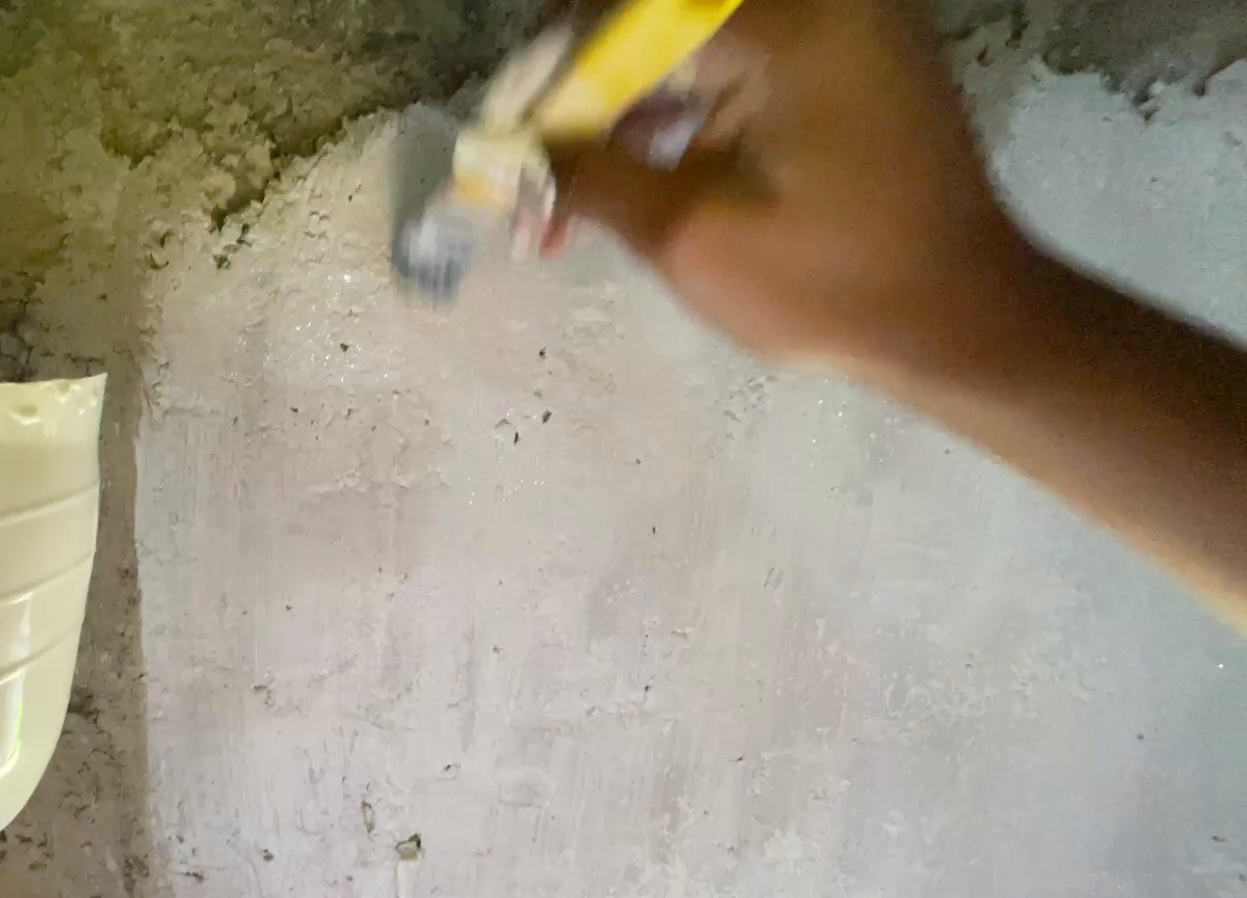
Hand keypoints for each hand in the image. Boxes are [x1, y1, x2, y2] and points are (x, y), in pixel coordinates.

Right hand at [548, 0, 1034, 372]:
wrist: (945, 317)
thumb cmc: (821, 282)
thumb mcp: (687, 232)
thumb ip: (591, 177)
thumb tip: (513, 155)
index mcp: (787, 22)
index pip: (624, 16)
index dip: (547, 76)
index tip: (500, 144)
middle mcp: (810, 3)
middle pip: (643, 30)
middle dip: (568, 109)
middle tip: (522, 184)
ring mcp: (821, 34)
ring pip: (667, 60)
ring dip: (602, 130)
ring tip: (553, 215)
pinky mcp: (819, 73)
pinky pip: (707, 82)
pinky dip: (651, 134)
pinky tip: (611, 194)